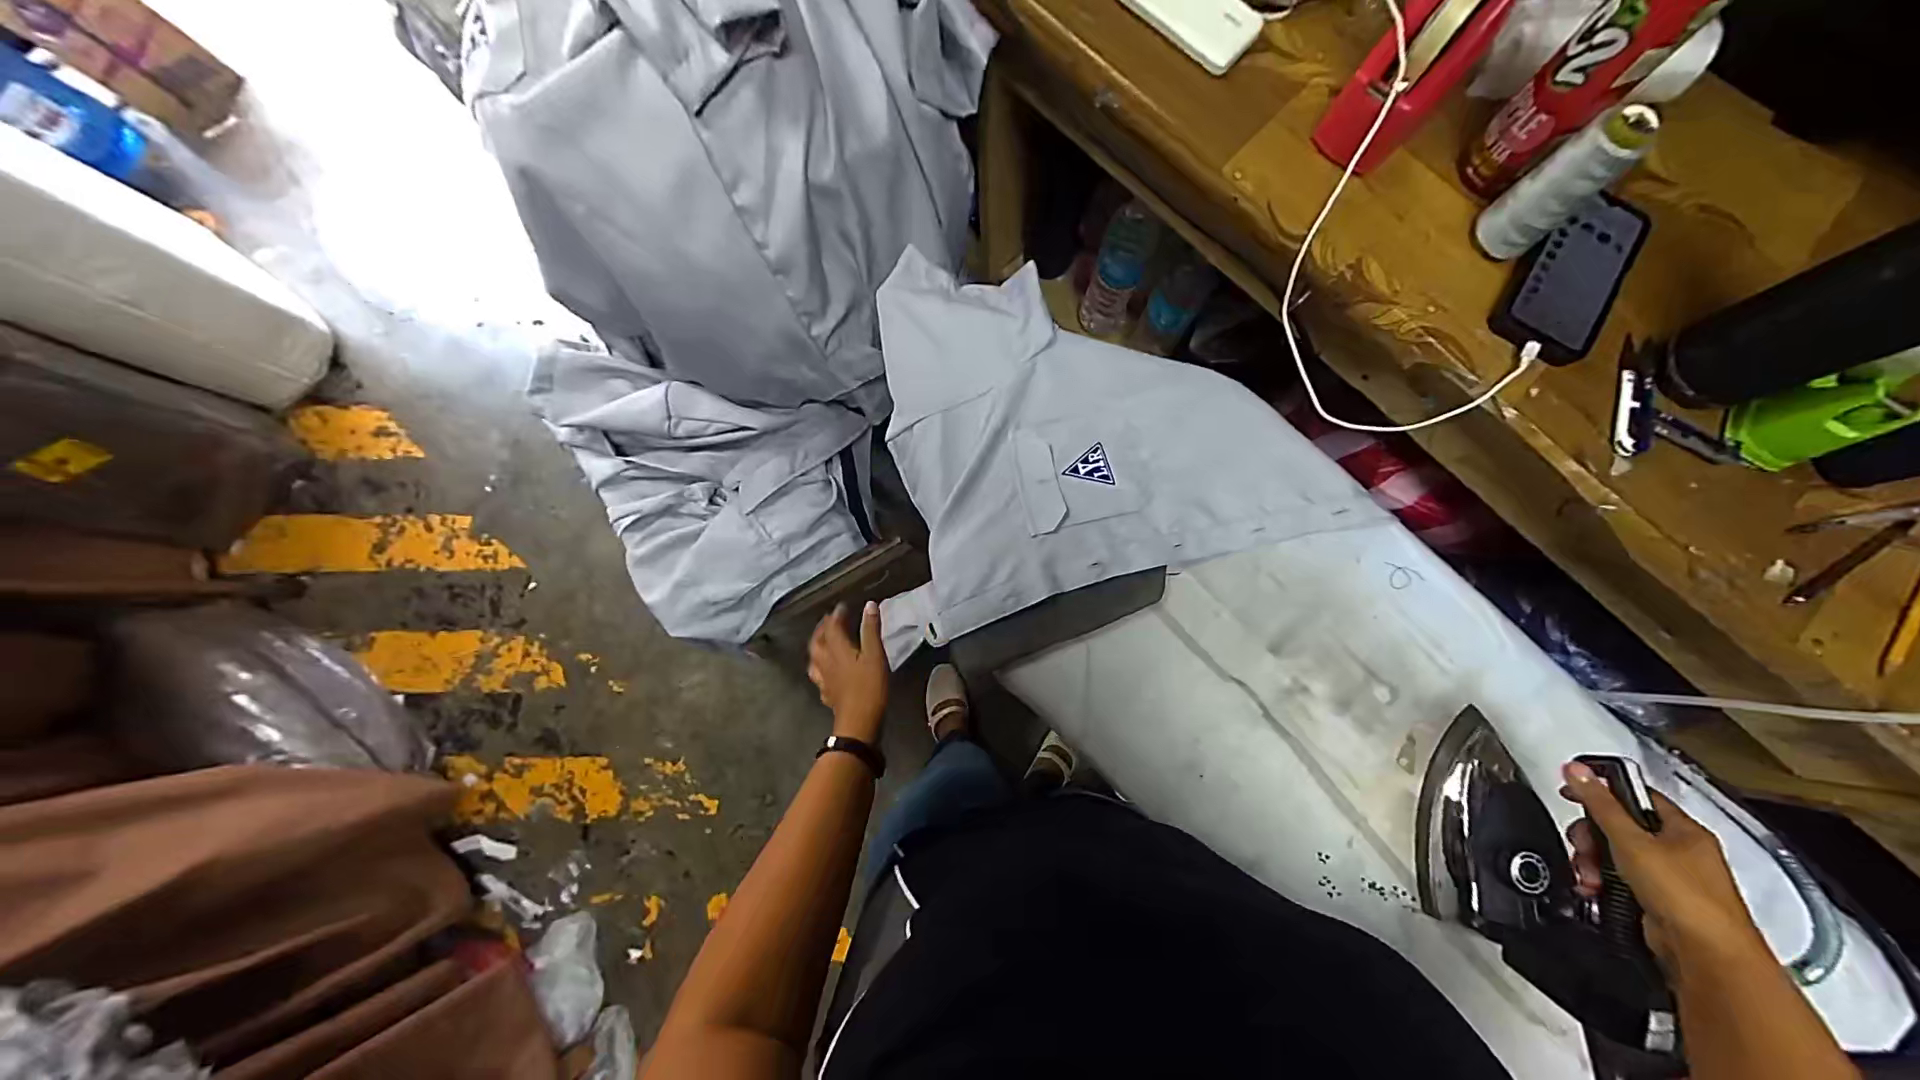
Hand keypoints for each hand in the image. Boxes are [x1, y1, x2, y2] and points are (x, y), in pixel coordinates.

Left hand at [808, 601, 887, 742]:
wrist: (859, 723)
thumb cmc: (870, 687)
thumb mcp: (876, 655)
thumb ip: (871, 630)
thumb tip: (869, 605)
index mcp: (837, 649)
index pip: (832, 626)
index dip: (836, 615)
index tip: (843, 607)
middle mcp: (826, 661)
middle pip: (817, 641)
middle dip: (822, 628)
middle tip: (829, 621)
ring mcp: (824, 679)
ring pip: (814, 657)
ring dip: (817, 645)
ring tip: (823, 640)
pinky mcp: (826, 693)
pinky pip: (818, 675)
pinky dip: (820, 666)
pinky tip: (824, 670)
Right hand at [1559, 761, 1768, 972]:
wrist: (1705, 954)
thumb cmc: (1682, 894)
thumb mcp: (1631, 840)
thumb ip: (1600, 804)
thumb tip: (1577, 770)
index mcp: (1683, 830)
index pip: (1636, 794)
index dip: (1602, 790)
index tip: (1572, 792)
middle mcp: (1679, 851)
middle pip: (1618, 826)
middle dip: (1591, 835)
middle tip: (1582, 844)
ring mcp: (1669, 877)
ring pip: (1614, 854)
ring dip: (1592, 861)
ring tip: (1590, 874)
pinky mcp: (1656, 899)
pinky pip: (1618, 878)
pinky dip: (1601, 880)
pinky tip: (1594, 888)